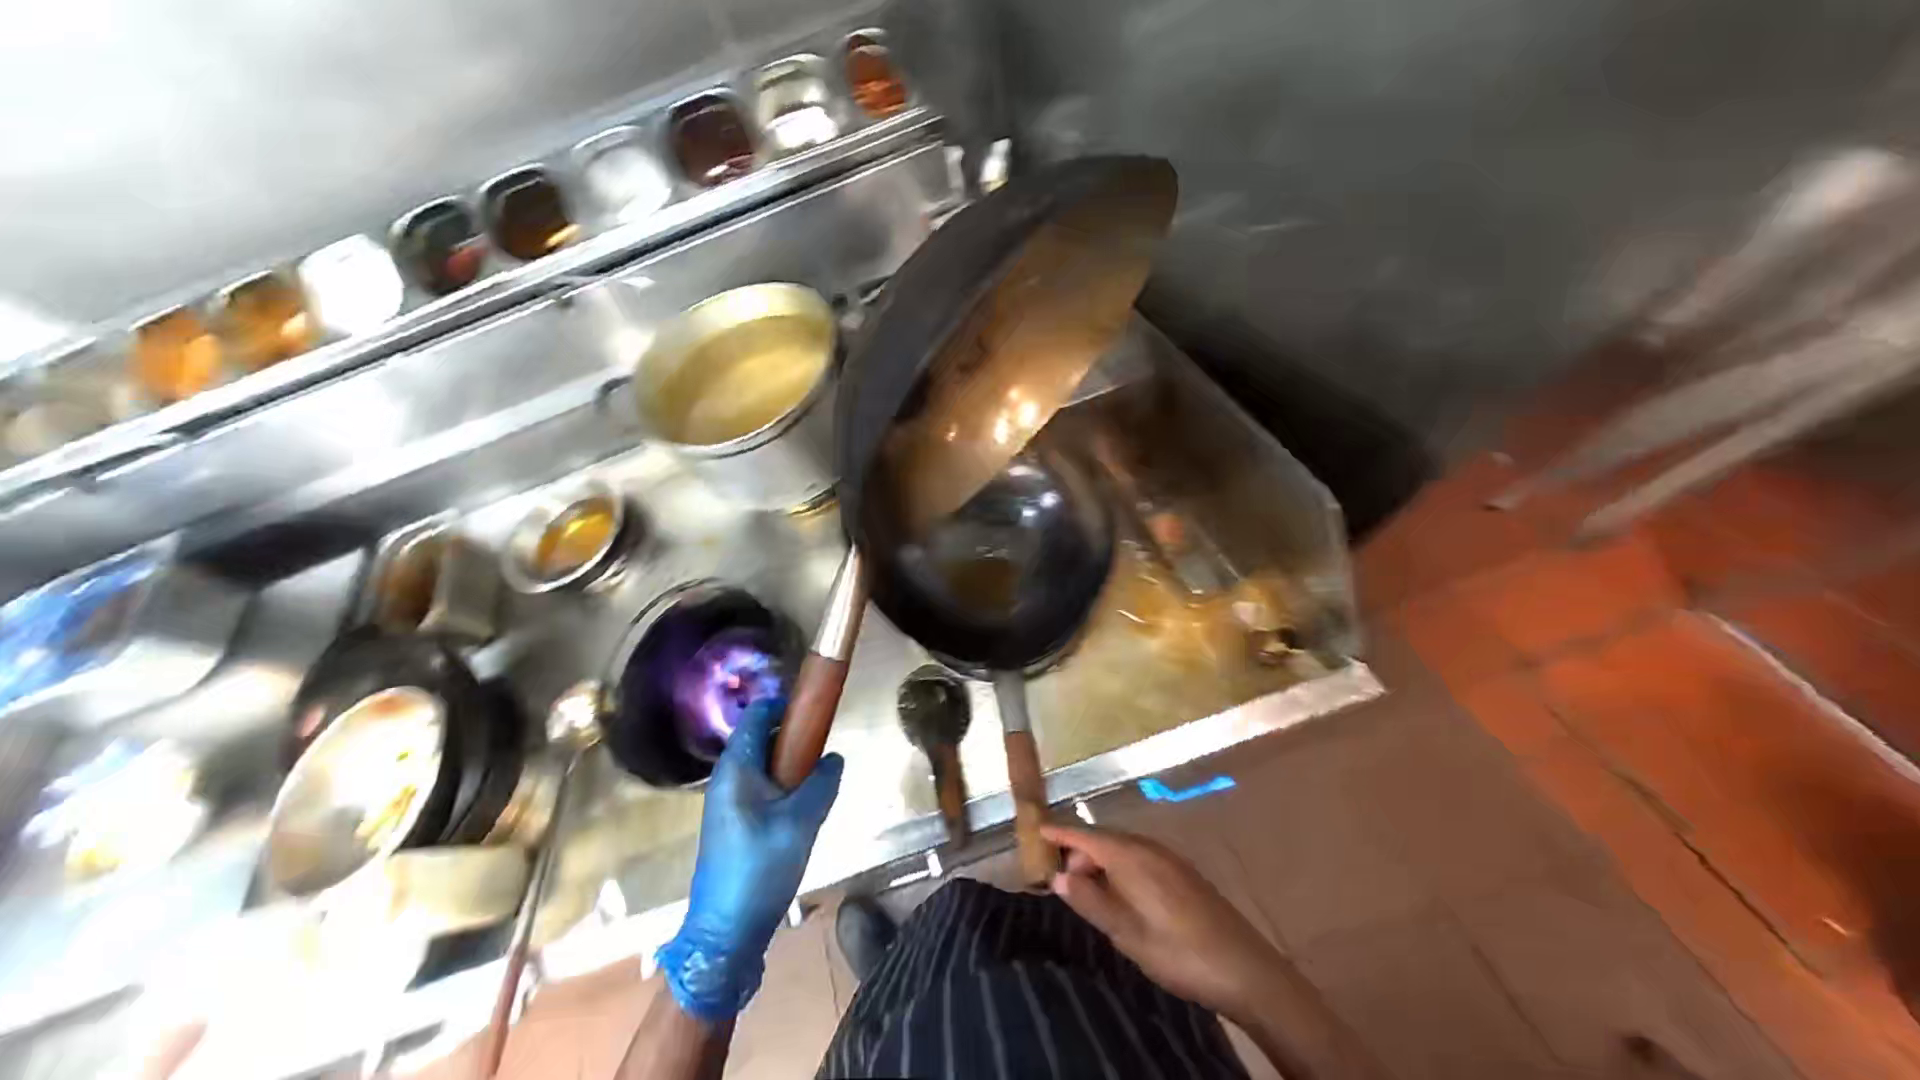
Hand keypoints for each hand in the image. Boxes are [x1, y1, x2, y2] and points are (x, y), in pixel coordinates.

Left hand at [656, 700, 843, 1023]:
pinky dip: (784, 788)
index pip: (757, 714)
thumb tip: (835, 757)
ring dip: (792, 767)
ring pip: (764, 766)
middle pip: (761, 738)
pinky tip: (804, 810)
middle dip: (795, 738)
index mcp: (736, 768)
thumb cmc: (760, 868)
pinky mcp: (733, 824)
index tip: (819, 712)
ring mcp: (727, 803)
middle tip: (826, 752)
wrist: (725, 934)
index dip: (787, 705)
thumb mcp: (801, 822)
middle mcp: (726, 779)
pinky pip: (761, 789)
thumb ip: (822, 783)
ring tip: (820, 783)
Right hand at [1044, 823, 1287, 1024]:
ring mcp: (1169, 858)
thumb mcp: (1127, 934)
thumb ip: (1090, 901)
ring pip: (1123, 847)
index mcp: (1131, 857)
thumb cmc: (1179, 952)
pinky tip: (1121, 893)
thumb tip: (1058, 877)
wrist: (1246, 970)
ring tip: (1087, 889)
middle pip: (1104, 838)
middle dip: (1078, 851)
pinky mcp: (1183, 873)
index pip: (1085, 835)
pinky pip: (1140, 857)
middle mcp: (1149, 847)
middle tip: (1060, 879)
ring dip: (1100, 860)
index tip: (1035, 829)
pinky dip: (1120, 866)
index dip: (1059, 832)